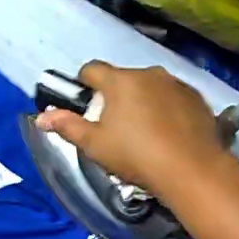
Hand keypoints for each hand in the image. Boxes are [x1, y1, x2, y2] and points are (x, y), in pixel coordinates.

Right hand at [34, 62, 230, 196]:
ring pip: (151, 87)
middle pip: (123, 79)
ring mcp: (176, 84)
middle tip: (114, 127)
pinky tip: (168, 133)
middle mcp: (149, 73)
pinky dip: (168, 109)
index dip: (84, 84)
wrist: (190, 169)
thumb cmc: (135, 155)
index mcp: (120, 81)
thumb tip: (41, 117)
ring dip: (143, 101)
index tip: (85, 103)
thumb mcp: (95, 145)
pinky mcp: (197, 98)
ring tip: (144, 132)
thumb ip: (68, 127)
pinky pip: (174, 98)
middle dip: (116, 96)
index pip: (92, 69)